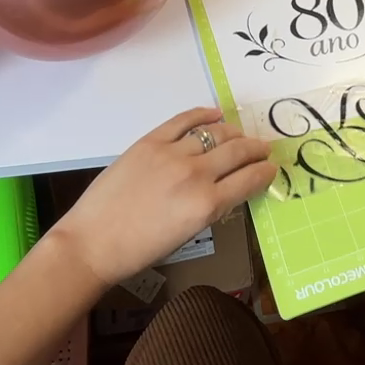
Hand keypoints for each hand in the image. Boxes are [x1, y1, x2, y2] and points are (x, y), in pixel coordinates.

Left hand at [47, 107, 275, 286]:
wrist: (92, 243)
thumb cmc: (139, 250)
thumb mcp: (186, 235)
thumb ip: (210, 207)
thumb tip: (227, 186)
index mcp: (206, 205)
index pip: (248, 180)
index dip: (265, 172)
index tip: (271, 168)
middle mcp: (195, 174)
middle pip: (237, 151)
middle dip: (256, 149)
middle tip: (264, 148)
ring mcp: (172, 154)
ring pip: (215, 133)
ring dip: (234, 133)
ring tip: (241, 134)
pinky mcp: (150, 141)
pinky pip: (184, 120)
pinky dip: (203, 114)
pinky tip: (215, 114)